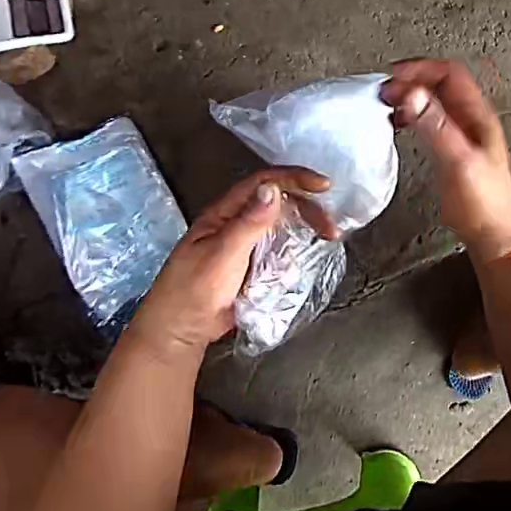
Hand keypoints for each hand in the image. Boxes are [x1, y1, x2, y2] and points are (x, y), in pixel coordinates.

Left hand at [128, 167, 338, 349]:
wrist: (180, 332)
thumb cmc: (193, 291)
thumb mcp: (222, 254)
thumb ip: (249, 223)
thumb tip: (274, 189)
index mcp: (225, 213)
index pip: (264, 183)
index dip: (295, 179)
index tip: (324, 187)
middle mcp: (238, 222)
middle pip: (280, 203)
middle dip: (308, 209)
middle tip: (330, 227)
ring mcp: (246, 244)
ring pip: (283, 227)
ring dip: (306, 231)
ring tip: (325, 241)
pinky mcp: (254, 264)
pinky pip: (281, 250)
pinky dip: (296, 253)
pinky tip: (303, 262)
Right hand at [382, 59, 510, 262]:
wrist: (492, 235)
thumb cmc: (484, 203)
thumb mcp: (458, 160)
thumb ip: (435, 127)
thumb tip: (413, 95)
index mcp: (478, 117)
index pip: (451, 74)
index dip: (422, 69)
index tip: (395, 76)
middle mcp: (471, 121)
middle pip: (440, 84)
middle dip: (412, 80)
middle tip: (386, 90)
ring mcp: (462, 135)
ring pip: (434, 102)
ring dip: (411, 97)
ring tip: (387, 103)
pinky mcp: (451, 150)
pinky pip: (430, 121)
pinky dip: (412, 116)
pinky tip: (399, 124)